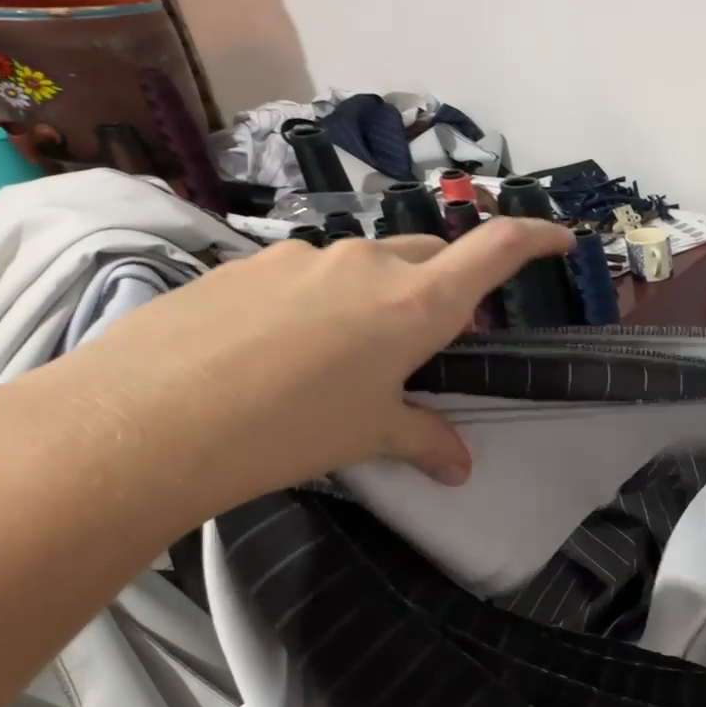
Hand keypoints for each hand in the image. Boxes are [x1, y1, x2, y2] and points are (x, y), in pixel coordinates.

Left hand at [5, 218, 572, 514]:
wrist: (143, 421)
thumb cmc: (290, 428)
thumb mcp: (370, 436)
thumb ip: (426, 439)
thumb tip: (459, 469)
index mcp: (417, 301)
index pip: (496, 248)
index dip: (537, 237)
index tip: (562, 238)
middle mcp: (367, 262)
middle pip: (432, 253)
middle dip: (448, 282)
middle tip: (434, 335)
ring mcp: (300, 256)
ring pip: (366, 264)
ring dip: (377, 296)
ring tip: (345, 355)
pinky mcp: (243, 264)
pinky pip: (307, 274)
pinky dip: (320, 300)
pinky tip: (282, 348)